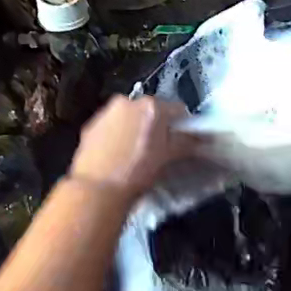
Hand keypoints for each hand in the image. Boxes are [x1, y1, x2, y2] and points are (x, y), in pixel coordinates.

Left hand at [67, 96, 194, 199]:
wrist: (98, 189)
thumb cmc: (138, 171)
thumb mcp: (168, 157)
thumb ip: (187, 143)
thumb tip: (201, 139)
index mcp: (151, 106)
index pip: (177, 111)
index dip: (183, 126)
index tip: (182, 141)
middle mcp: (127, 102)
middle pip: (150, 112)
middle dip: (157, 127)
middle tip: (159, 149)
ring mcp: (106, 113)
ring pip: (129, 119)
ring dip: (135, 130)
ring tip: (136, 155)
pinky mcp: (90, 127)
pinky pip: (111, 128)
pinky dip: (117, 137)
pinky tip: (118, 158)